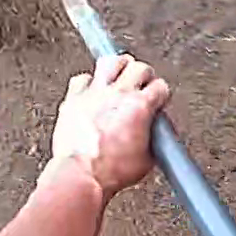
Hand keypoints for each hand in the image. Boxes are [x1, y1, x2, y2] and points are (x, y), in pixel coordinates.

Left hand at [47, 54, 170, 198]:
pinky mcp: (74, 98)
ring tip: (120, 74)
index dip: (162, 94)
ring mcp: (95, 93)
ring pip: (110, 61)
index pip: (160, 87)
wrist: (82, 174)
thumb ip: (154, 139)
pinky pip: (82, 78)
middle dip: (144, 75)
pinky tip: (92, 91)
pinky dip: (89, 82)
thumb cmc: (112, 170)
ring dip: (119, 66)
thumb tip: (156, 135)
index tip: (159, 99)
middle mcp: (118, 94)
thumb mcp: (147, 159)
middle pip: (139, 67)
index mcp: (140, 107)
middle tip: (143, 84)